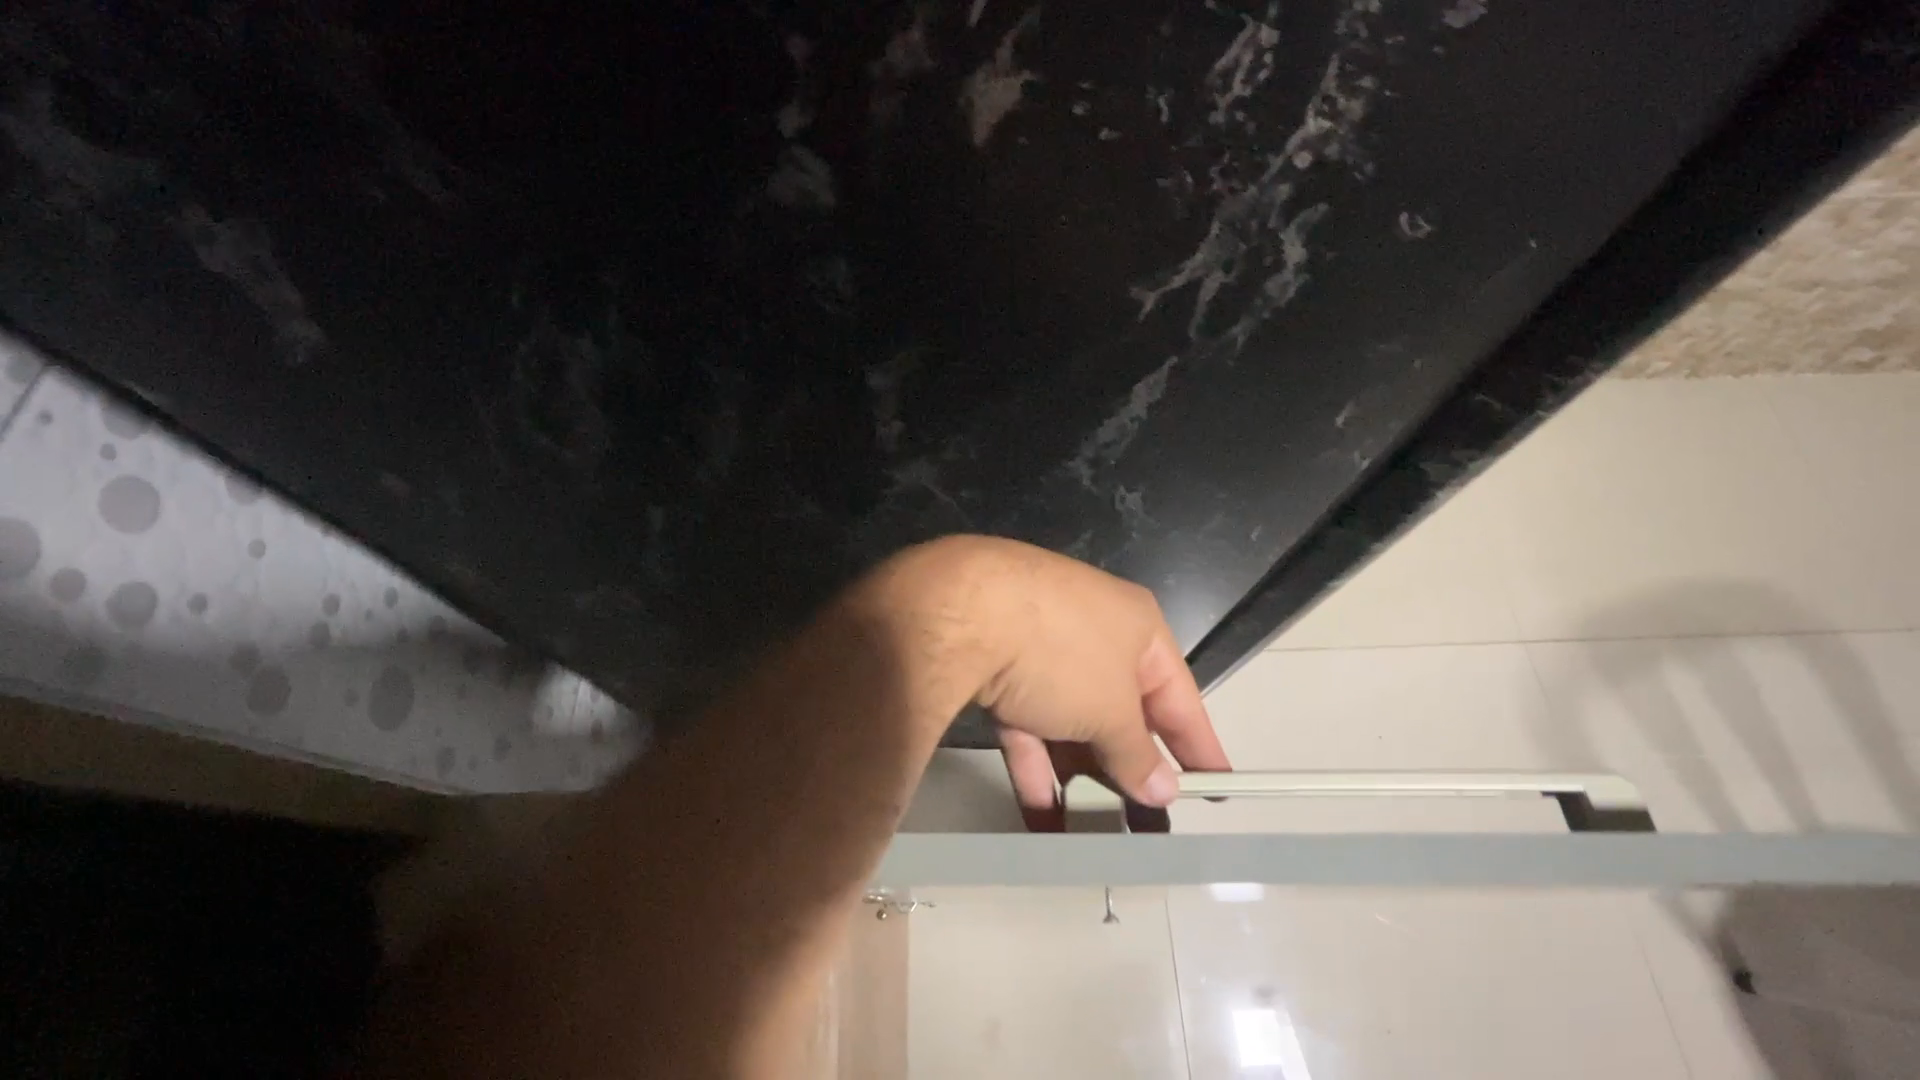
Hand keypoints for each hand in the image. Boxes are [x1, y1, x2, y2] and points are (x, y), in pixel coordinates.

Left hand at [885, 537, 1231, 830]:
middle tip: (1148, 832)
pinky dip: (1036, 769)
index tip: (1218, 792)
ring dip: (1081, 780)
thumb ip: (1137, 753)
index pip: (1180, 698)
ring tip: (1096, 838)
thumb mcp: (1109, 709)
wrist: (955, 611)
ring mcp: (1038, 649)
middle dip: (1131, 773)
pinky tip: (1044, 822)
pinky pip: (1027, 726)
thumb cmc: (1058, 651)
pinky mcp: (993, 668)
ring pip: (1070, 724)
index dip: (1199, 748)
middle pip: (1121, 713)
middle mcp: (1090, 632)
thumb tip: (1163, 789)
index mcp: (1136, 627)